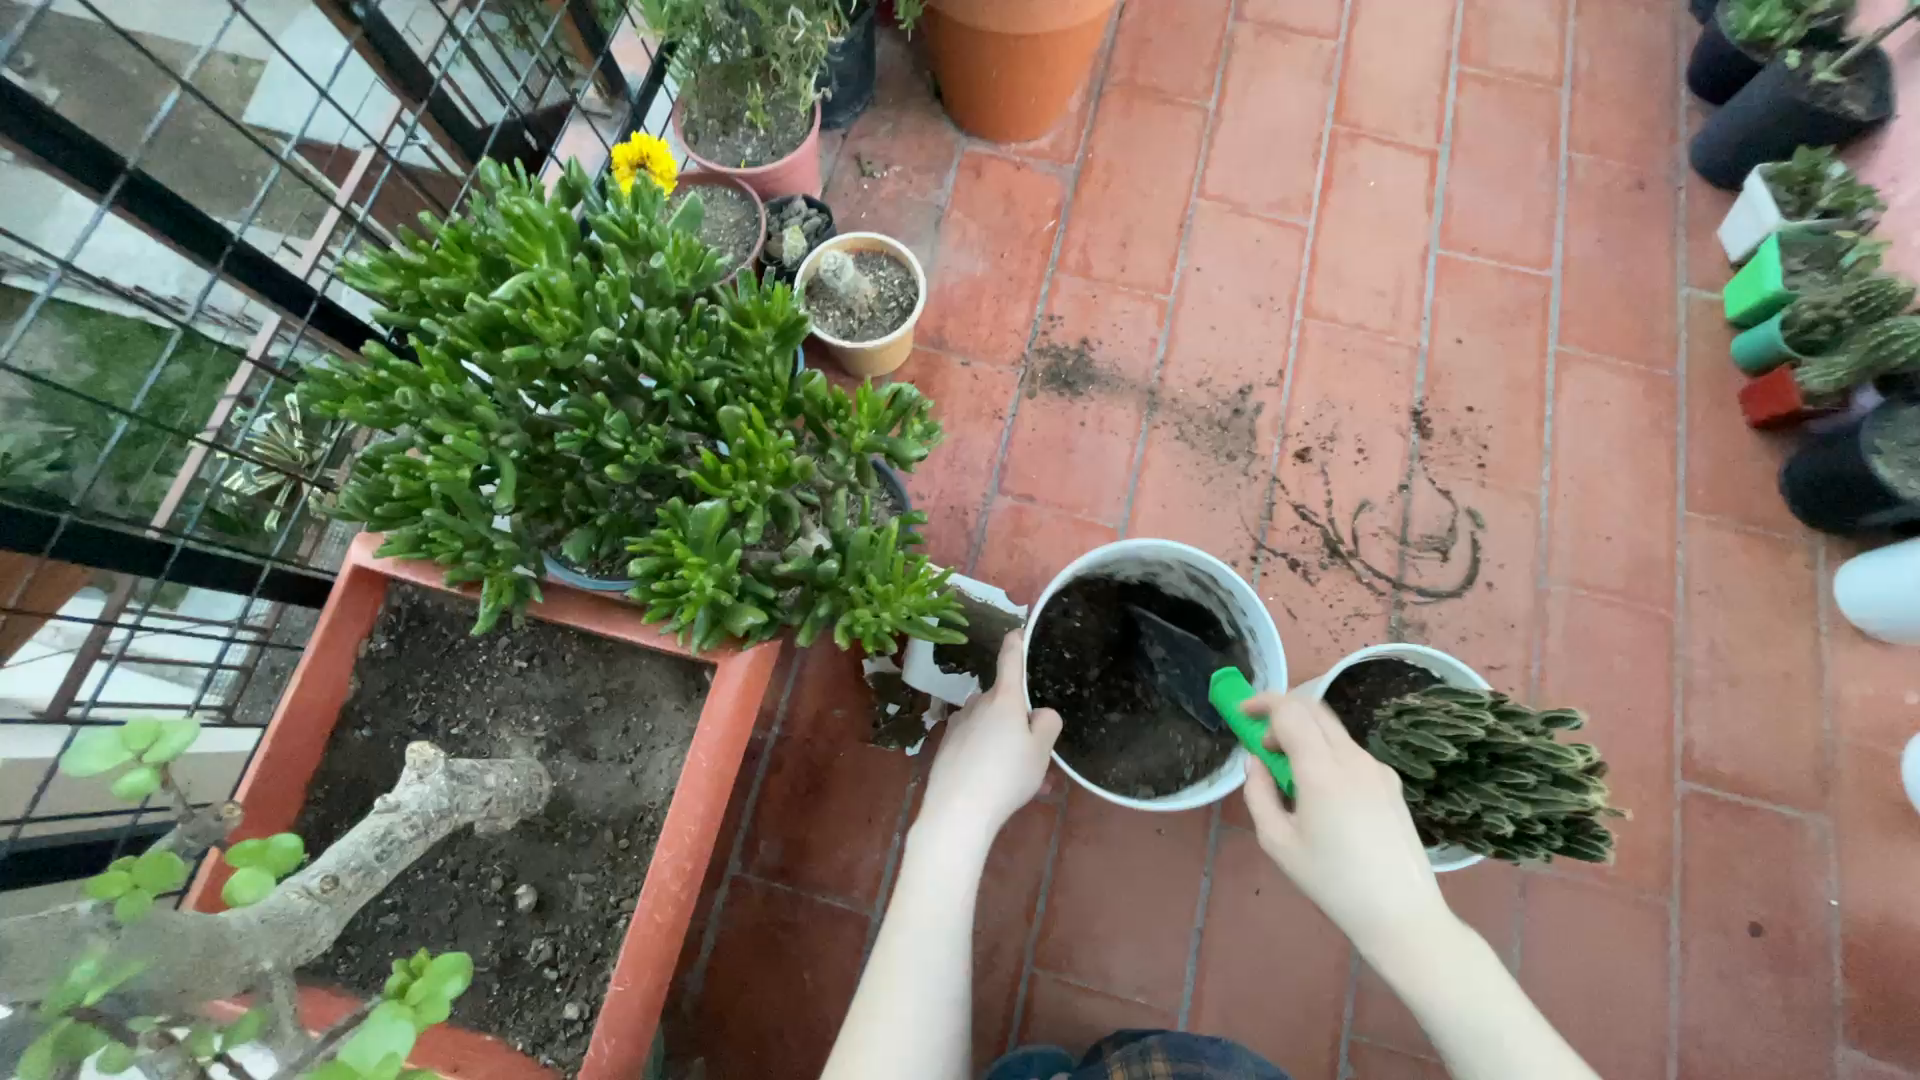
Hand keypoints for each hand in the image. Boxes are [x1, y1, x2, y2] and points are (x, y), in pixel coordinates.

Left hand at [917, 631, 1062, 847]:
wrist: (957, 810)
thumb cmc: (1006, 775)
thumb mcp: (1041, 750)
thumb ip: (1046, 724)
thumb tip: (1038, 714)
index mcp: (1003, 698)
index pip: (1010, 659)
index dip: (1016, 642)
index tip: (1017, 631)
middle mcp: (977, 704)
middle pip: (1002, 701)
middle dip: (1018, 720)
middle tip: (1036, 753)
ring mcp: (958, 725)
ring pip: (990, 727)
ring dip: (1005, 744)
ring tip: (1023, 780)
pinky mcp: (946, 747)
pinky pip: (975, 745)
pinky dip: (988, 758)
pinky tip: (997, 787)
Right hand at [1241, 692, 1453, 959]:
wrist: (1402, 916)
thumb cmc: (1332, 882)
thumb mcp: (1277, 841)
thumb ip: (1258, 792)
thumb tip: (1255, 761)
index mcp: (1322, 772)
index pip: (1290, 711)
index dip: (1261, 703)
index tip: (1242, 713)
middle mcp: (1353, 760)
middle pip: (1313, 709)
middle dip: (1281, 712)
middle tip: (1261, 739)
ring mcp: (1377, 770)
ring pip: (1333, 730)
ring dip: (1304, 733)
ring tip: (1287, 771)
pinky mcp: (1391, 784)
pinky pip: (1350, 751)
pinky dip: (1325, 751)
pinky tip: (1319, 791)